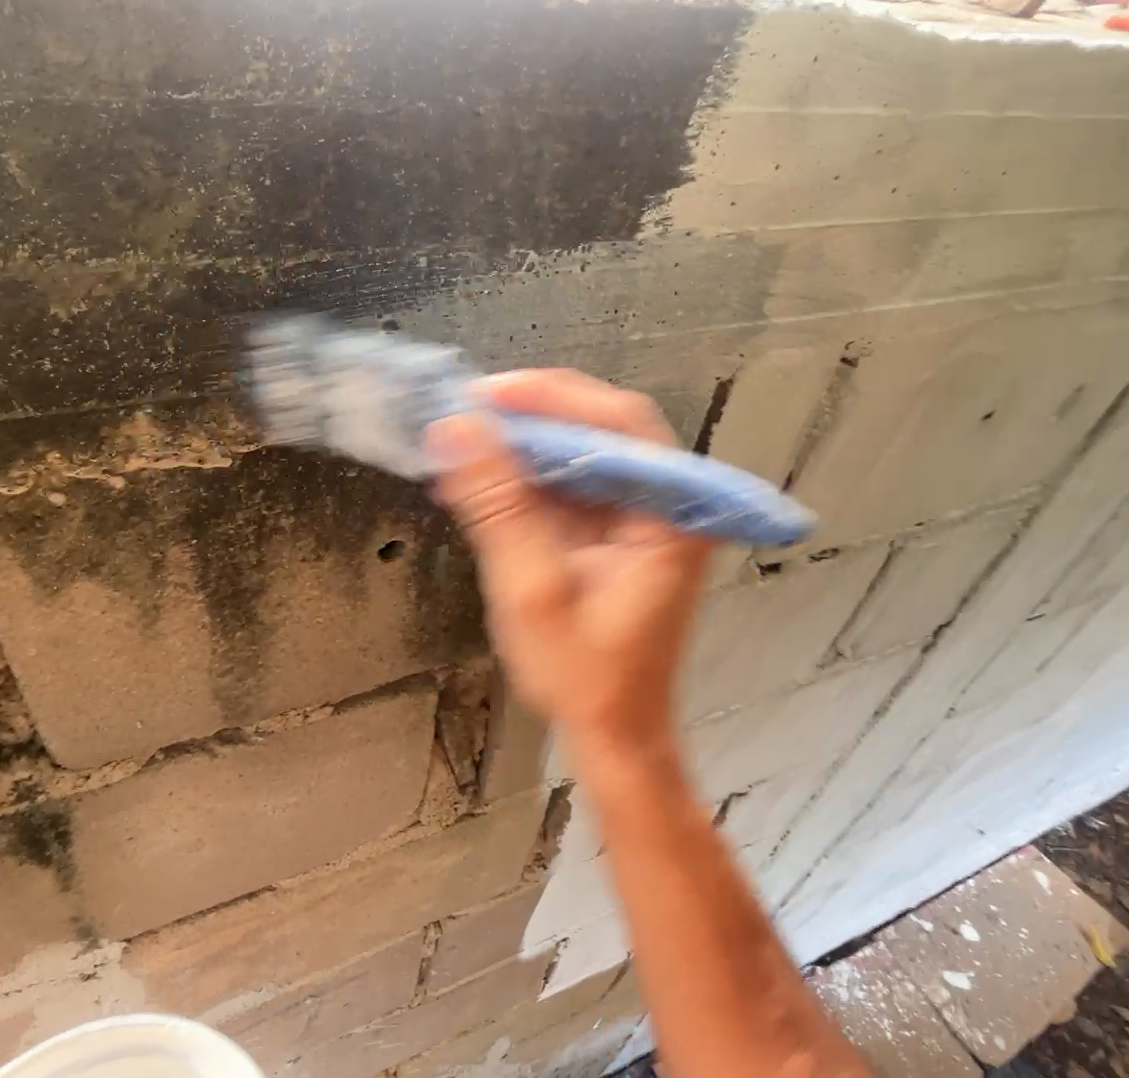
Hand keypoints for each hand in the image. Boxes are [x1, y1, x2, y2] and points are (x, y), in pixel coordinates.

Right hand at [427, 369, 711, 764]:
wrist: (613, 732)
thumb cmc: (586, 677)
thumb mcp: (534, 590)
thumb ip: (499, 507)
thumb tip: (457, 429)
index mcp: (671, 514)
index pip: (618, 422)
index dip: (551, 397)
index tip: (486, 396)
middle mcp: (668, 504)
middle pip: (601, 428)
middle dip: (531, 418)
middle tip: (467, 415)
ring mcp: (642, 517)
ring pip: (581, 453)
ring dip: (523, 448)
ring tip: (464, 448)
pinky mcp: (616, 533)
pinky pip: (571, 486)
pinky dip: (526, 480)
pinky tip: (482, 483)